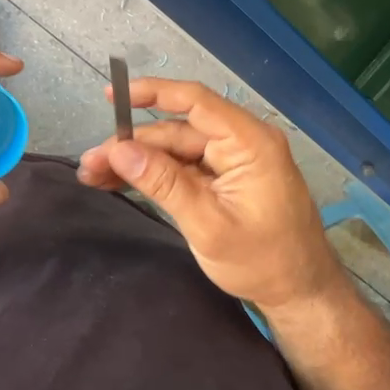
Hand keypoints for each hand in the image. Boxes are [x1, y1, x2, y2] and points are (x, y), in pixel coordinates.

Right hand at [78, 78, 345, 310]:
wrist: (301, 296)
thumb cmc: (263, 261)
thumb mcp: (207, 224)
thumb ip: (163, 183)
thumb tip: (119, 150)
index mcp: (248, 143)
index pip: (194, 102)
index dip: (151, 93)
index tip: (112, 97)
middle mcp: (240, 142)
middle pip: (174, 130)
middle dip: (130, 145)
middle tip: (89, 165)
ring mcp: (231, 162)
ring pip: (172, 150)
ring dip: (135, 162)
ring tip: (93, 176)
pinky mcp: (223, 180)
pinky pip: (181, 168)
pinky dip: (151, 175)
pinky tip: (118, 182)